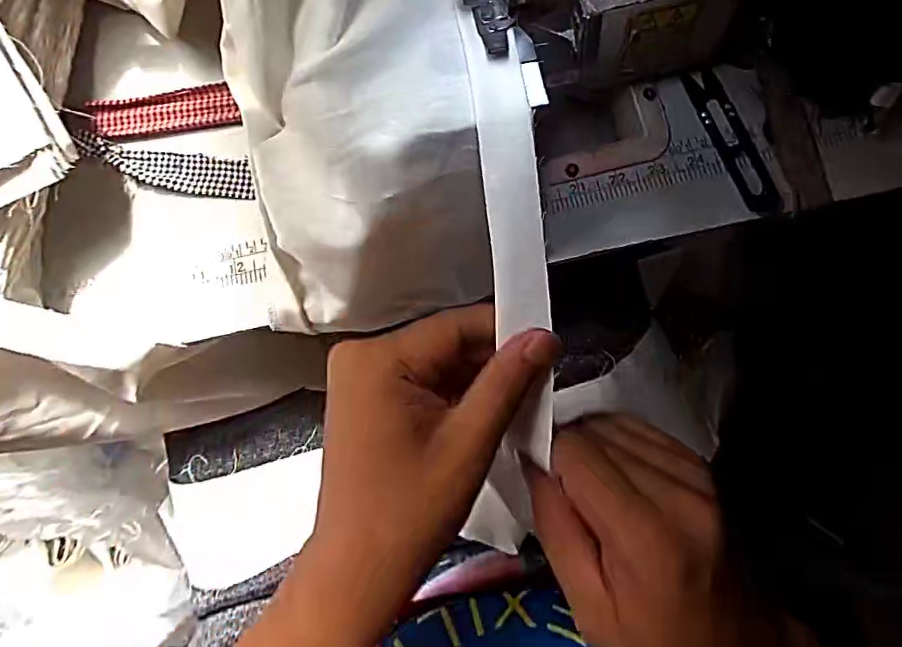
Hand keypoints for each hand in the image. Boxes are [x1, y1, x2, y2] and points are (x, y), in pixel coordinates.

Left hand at [242, 303, 559, 646]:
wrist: (356, 577)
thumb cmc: (405, 517)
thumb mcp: (467, 444)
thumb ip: (506, 382)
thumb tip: (541, 338)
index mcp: (376, 358)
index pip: (454, 325)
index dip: (504, 331)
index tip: (545, 344)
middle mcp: (361, 356)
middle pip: (445, 342)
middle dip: (491, 360)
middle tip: (537, 378)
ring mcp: (360, 377)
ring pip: (436, 361)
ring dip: (475, 379)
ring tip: (516, 400)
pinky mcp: (365, 397)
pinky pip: (420, 379)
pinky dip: (452, 394)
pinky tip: (481, 413)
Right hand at [526, 415, 810, 646]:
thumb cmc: (655, 642)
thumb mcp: (592, 610)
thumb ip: (555, 528)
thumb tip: (531, 461)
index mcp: (647, 534)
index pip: (574, 449)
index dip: (550, 459)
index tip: (544, 482)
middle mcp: (679, 493)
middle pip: (597, 431)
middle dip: (572, 452)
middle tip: (568, 492)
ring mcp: (700, 478)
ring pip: (620, 424)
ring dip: (598, 445)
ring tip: (597, 489)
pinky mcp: (707, 470)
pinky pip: (647, 432)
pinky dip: (624, 444)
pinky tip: (622, 478)